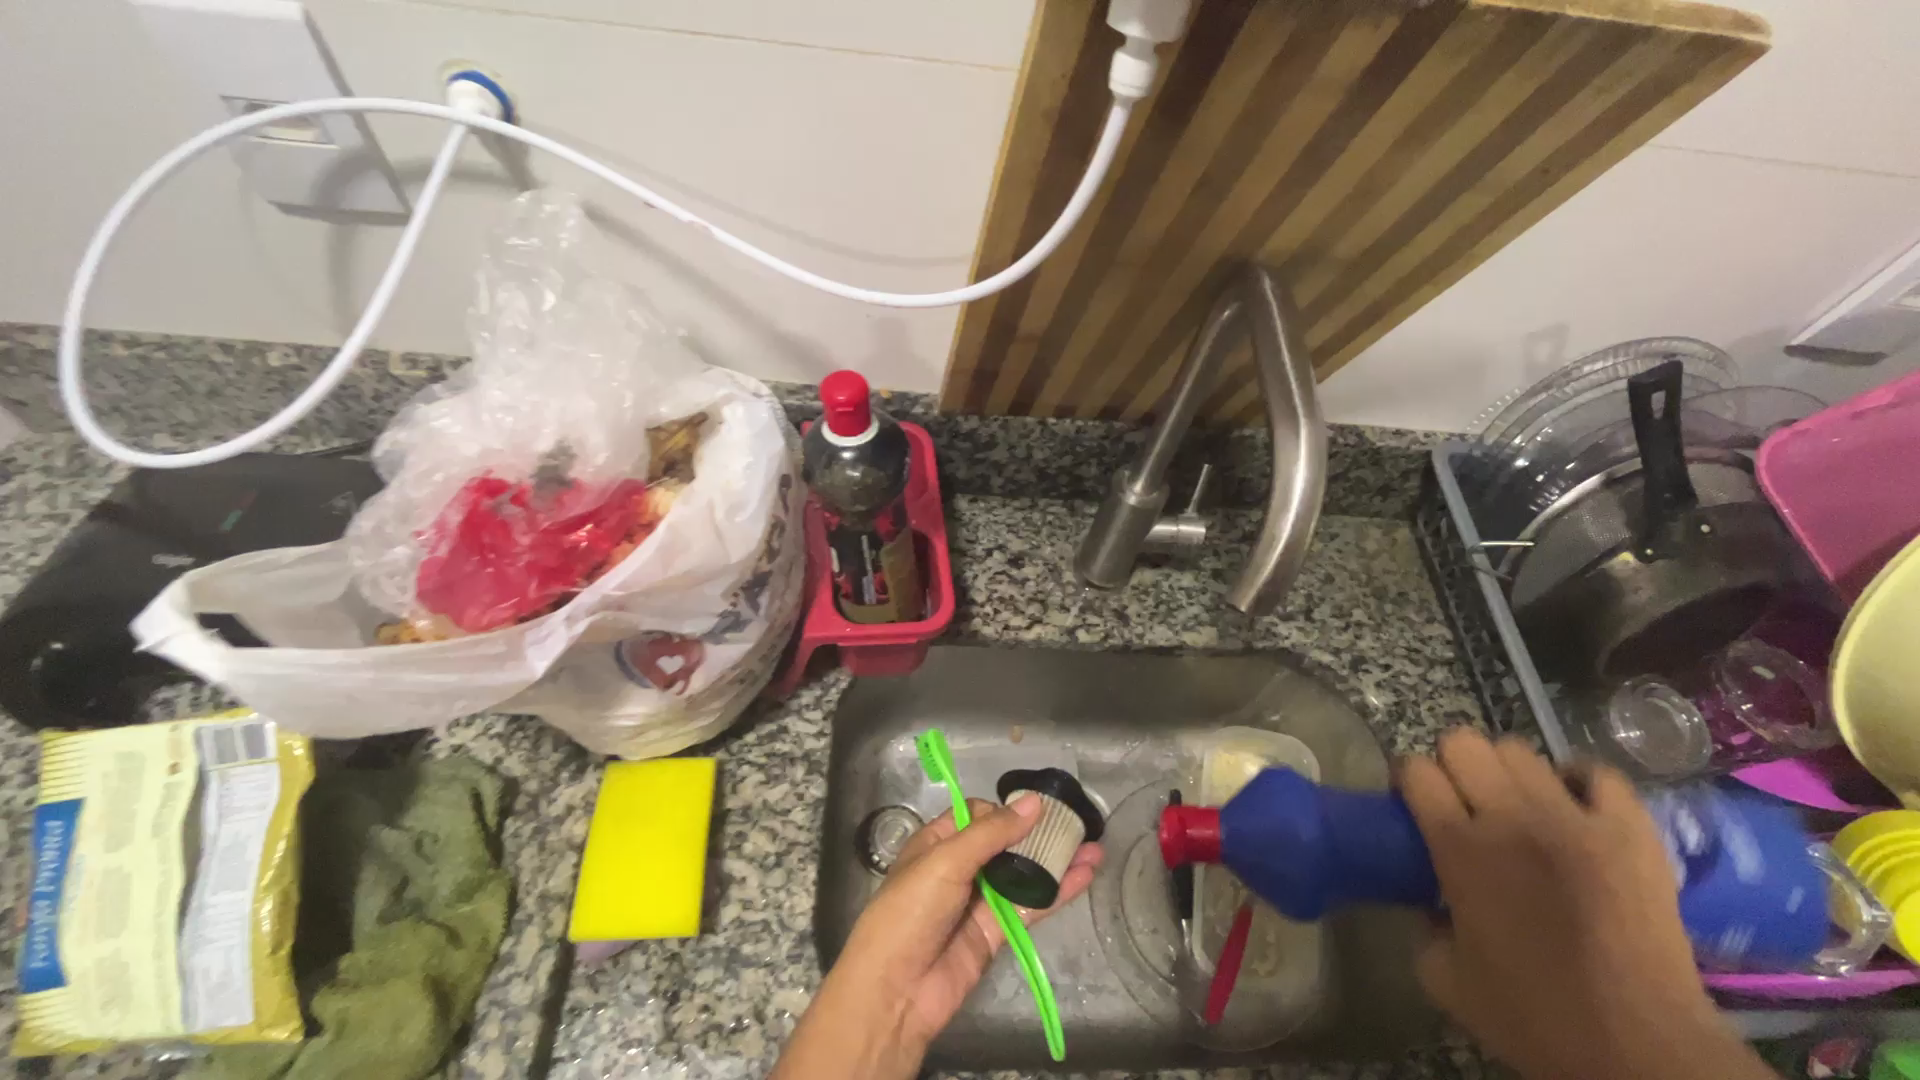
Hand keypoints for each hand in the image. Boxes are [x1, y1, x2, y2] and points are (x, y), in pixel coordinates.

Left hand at [771, 794, 1102, 1079]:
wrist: (896, 990)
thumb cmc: (910, 911)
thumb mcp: (945, 860)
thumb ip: (992, 833)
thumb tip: (1033, 801)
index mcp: (936, 843)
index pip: (977, 816)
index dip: (1006, 811)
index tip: (1039, 807)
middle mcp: (959, 868)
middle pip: (1005, 844)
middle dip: (1039, 834)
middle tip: (1078, 823)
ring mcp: (979, 902)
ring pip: (1023, 874)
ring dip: (1057, 861)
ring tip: (1094, 847)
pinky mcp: (996, 932)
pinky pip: (1030, 906)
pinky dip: (1058, 891)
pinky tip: (1085, 876)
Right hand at [1400, 729, 1770, 1079]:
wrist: (1641, 1047)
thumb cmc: (1533, 1017)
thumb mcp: (1445, 977)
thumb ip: (1423, 925)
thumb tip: (1428, 900)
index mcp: (1458, 848)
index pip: (1415, 770)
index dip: (1408, 781)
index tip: (1413, 803)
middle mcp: (1510, 818)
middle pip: (1463, 742)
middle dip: (1452, 765)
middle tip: (1462, 801)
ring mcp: (1576, 818)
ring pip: (1521, 750)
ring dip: (1508, 772)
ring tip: (1518, 805)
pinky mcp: (1631, 830)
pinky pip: (1598, 773)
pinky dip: (1578, 781)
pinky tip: (1574, 806)